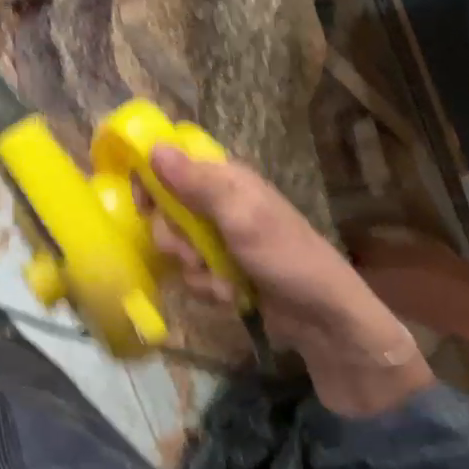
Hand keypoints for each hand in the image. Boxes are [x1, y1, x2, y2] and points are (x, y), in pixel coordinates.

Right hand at [149, 147, 435, 416]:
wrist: (326, 321)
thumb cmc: (287, 258)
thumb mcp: (241, 217)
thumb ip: (197, 184)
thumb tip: (154, 147)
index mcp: (225, 179)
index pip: (170, 162)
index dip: (150, 180)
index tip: (143, 206)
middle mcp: (218, 203)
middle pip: (164, 208)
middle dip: (172, 237)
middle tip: (190, 254)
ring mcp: (219, 238)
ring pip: (175, 245)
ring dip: (192, 268)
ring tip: (222, 282)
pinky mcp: (222, 268)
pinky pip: (190, 272)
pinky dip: (206, 286)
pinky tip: (230, 295)